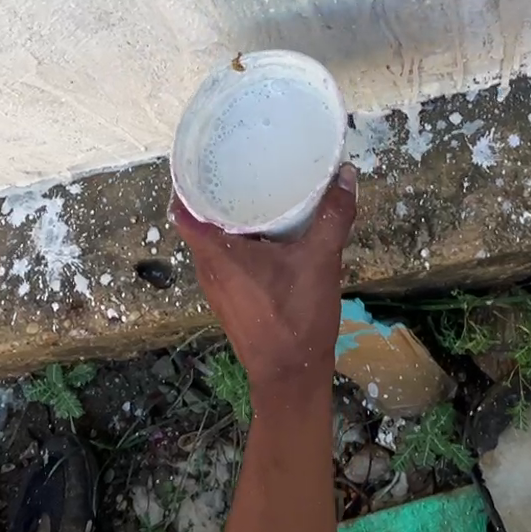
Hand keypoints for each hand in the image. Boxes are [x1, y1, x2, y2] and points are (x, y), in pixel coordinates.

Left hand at [171, 167, 356, 398]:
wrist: (291, 379)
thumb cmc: (296, 318)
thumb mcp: (320, 260)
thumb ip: (333, 216)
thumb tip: (347, 174)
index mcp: (217, 253)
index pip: (183, 206)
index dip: (187, 176)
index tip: (204, 152)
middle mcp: (208, 267)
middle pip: (197, 218)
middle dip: (213, 187)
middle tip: (237, 158)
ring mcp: (217, 285)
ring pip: (212, 237)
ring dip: (228, 213)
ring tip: (252, 184)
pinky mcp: (231, 296)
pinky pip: (225, 254)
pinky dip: (239, 234)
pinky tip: (266, 226)